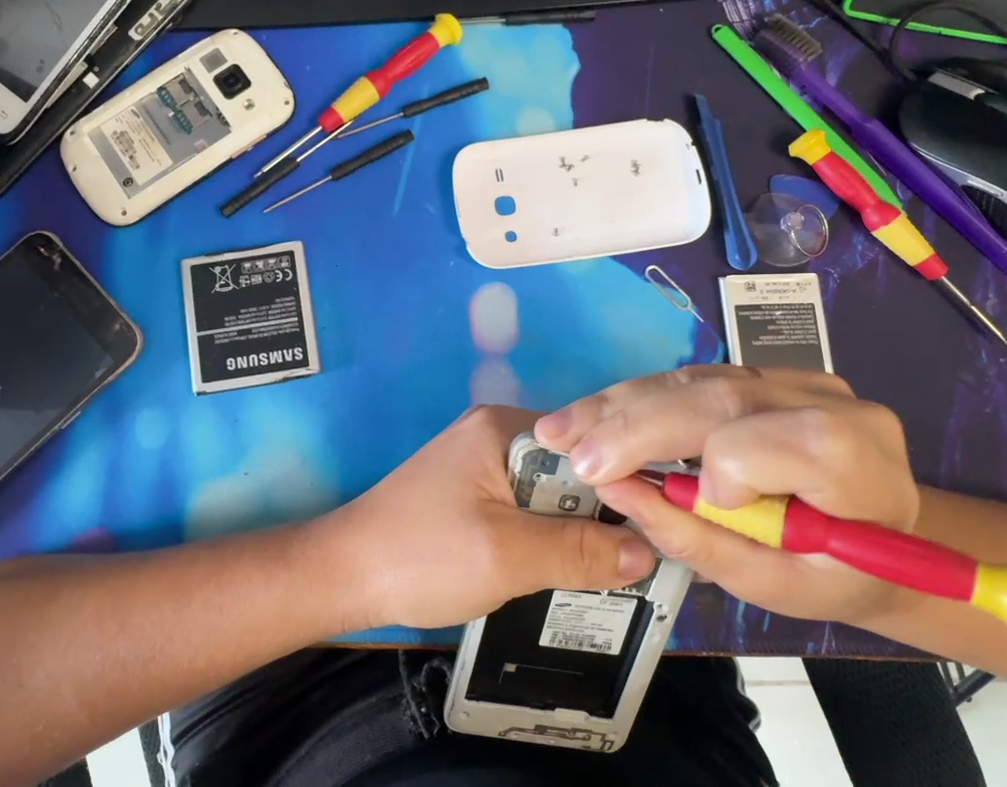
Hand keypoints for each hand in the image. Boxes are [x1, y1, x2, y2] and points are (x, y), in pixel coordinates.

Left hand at [318, 406, 659, 630]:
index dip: (628, 487)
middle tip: (642, 564)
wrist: (343, 575)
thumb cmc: (422, 556)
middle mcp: (494, 435)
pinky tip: (567, 571)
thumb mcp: (507, 556)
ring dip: (575, 533)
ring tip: (615, 574)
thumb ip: (579, 551)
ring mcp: (479, 464)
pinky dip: (546, 538)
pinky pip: (527, 511)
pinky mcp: (471, 495)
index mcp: (503, 429)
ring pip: (551, 497)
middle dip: (602, 516)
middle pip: (573, 472)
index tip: (663, 531)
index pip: (590, 447)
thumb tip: (647, 553)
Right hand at [533, 365, 918, 627]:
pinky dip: (632, 398)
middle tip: (571, 453)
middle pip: (724, 397)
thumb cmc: (829, 575)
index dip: (740, 462)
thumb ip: (697, 539)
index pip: (804, 440)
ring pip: (694, 378)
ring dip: (619, 404)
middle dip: (638, 425)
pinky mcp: (758, 371)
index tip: (705, 497)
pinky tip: (591, 417)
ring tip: (560, 430)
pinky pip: (687, 376)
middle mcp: (832, 404)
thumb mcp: (772, 584)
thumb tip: (616, 492)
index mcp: (864, 469)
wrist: (873, 535)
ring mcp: (793, 378)